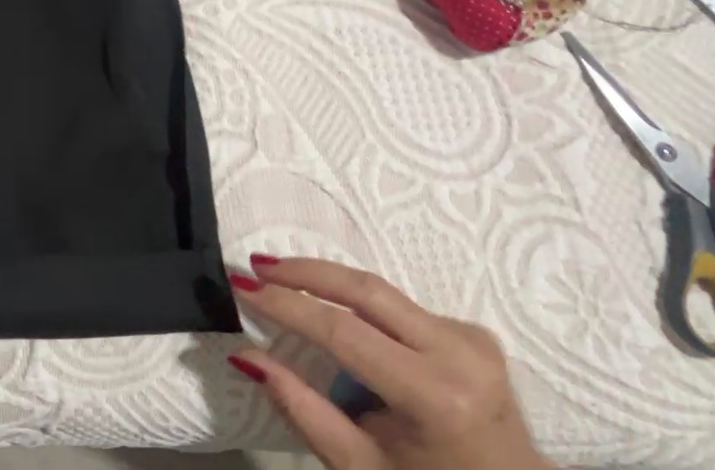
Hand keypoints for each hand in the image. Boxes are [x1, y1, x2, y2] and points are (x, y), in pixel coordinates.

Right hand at [226, 255, 553, 469]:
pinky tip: (328, 305)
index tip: (241, 285)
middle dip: (304, 272)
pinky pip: (399, 306)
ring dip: (327, 281)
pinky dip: (356, 301)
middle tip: (256, 264)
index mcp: (437, 396)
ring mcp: (472, 339)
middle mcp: (461, 354)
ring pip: (381, 292)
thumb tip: (246, 358)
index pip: (344, 332)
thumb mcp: (359, 466)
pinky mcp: (472, 333)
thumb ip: (301, 409)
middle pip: (366, 292)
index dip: (287, 305)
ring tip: (278, 274)